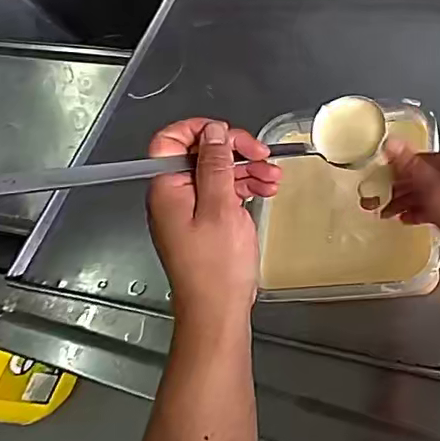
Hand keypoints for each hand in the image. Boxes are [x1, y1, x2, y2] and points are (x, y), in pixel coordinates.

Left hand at [146, 118, 280, 321]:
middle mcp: (173, 194)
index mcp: (166, 187)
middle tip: (261, 154)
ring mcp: (189, 208)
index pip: (170, 140)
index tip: (227, 133)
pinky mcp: (205, 221)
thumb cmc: (215, 267)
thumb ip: (215, 165)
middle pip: (199, 154)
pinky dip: (244, 187)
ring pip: (216, 172)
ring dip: (245, 169)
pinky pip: (222, 192)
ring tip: (273, 177)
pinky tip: (266, 190)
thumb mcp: (220, 208)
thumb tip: (212, 132)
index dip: (199, 130)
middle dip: (232, 150)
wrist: (217, 310)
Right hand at [379, 139, 439, 265]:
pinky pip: (437, 208)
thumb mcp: (434, 188)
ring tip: (388, 215)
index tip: (375, 182)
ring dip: (407, 202)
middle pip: (419, 178)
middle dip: (397, 188)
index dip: (393, 171)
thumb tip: (391, 141)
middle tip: (377, 202)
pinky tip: (412, 221)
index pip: (413, 161)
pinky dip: (422, 212)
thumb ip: (410, 167)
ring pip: (427, 194)